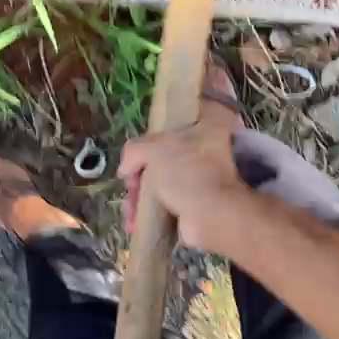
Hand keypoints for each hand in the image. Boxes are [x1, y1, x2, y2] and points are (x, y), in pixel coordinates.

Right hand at [117, 104, 245, 251]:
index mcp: (207, 124)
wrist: (213, 216)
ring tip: (131, 210)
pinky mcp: (197, 201)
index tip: (140, 147)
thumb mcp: (154, 149)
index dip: (156, 130)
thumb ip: (134, 150)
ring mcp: (203, 176)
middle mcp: (208, 147)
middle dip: (139, 174)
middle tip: (131, 186)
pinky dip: (150, 210)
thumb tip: (126, 169)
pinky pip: (166, 201)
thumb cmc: (187, 171)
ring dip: (140, 196)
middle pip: (163, 153)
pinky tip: (135, 221)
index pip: (180, 116)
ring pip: (162, 180)